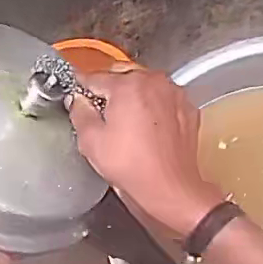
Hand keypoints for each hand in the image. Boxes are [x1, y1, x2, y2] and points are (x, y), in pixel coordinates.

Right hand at [69, 66, 225, 236]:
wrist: (170, 188)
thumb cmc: (134, 167)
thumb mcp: (91, 141)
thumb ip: (79, 112)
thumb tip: (78, 101)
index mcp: (128, 85)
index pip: (94, 76)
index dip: (81, 87)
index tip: (76, 94)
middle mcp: (154, 82)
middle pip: (122, 75)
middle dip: (108, 90)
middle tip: (99, 113)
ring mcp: (174, 95)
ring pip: (145, 86)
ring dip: (132, 97)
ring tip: (124, 124)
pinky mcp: (186, 109)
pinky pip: (163, 100)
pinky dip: (154, 108)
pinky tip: (146, 130)